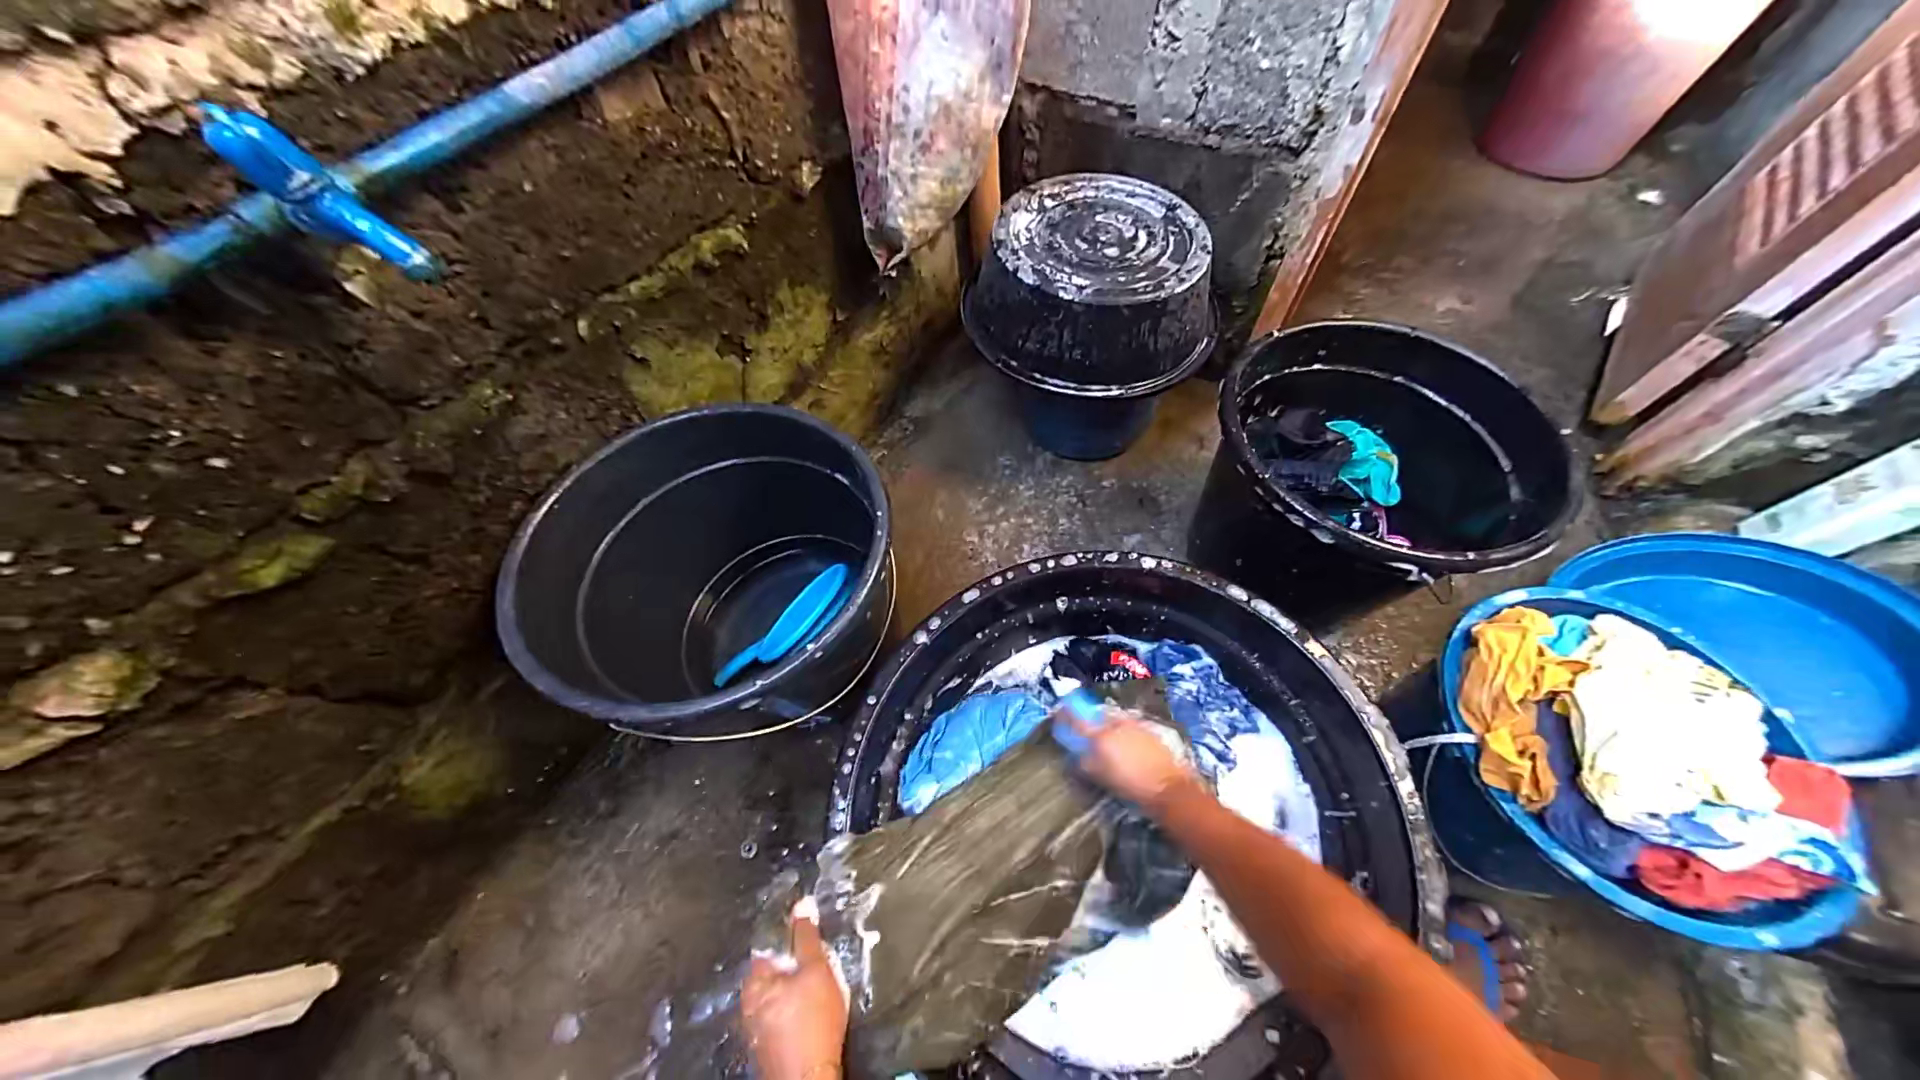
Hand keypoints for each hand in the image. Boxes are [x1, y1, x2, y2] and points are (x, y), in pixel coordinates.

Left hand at [742, 897, 846, 1079]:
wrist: (811, 1078)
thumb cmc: (813, 1019)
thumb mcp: (816, 969)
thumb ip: (807, 937)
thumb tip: (803, 904)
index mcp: (754, 981)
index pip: (770, 945)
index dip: (791, 934)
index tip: (810, 932)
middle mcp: (748, 1003)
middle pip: (774, 969)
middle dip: (795, 962)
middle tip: (820, 963)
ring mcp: (756, 1026)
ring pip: (779, 993)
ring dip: (796, 986)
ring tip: (819, 987)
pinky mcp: (768, 1044)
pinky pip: (782, 1013)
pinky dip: (795, 1007)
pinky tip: (812, 1011)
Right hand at [1059, 705, 1200, 813]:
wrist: (1169, 788)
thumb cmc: (1131, 787)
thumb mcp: (1100, 777)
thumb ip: (1085, 762)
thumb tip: (1075, 754)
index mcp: (1099, 737)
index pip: (1075, 719)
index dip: (1065, 714)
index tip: (1059, 712)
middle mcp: (1115, 724)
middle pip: (1095, 714)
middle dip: (1087, 718)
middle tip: (1084, 728)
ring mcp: (1134, 724)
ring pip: (1113, 718)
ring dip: (1105, 722)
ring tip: (1106, 737)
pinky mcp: (1149, 729)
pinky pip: (1129, 724)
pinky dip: (1122, 729)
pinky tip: (1126, 743)